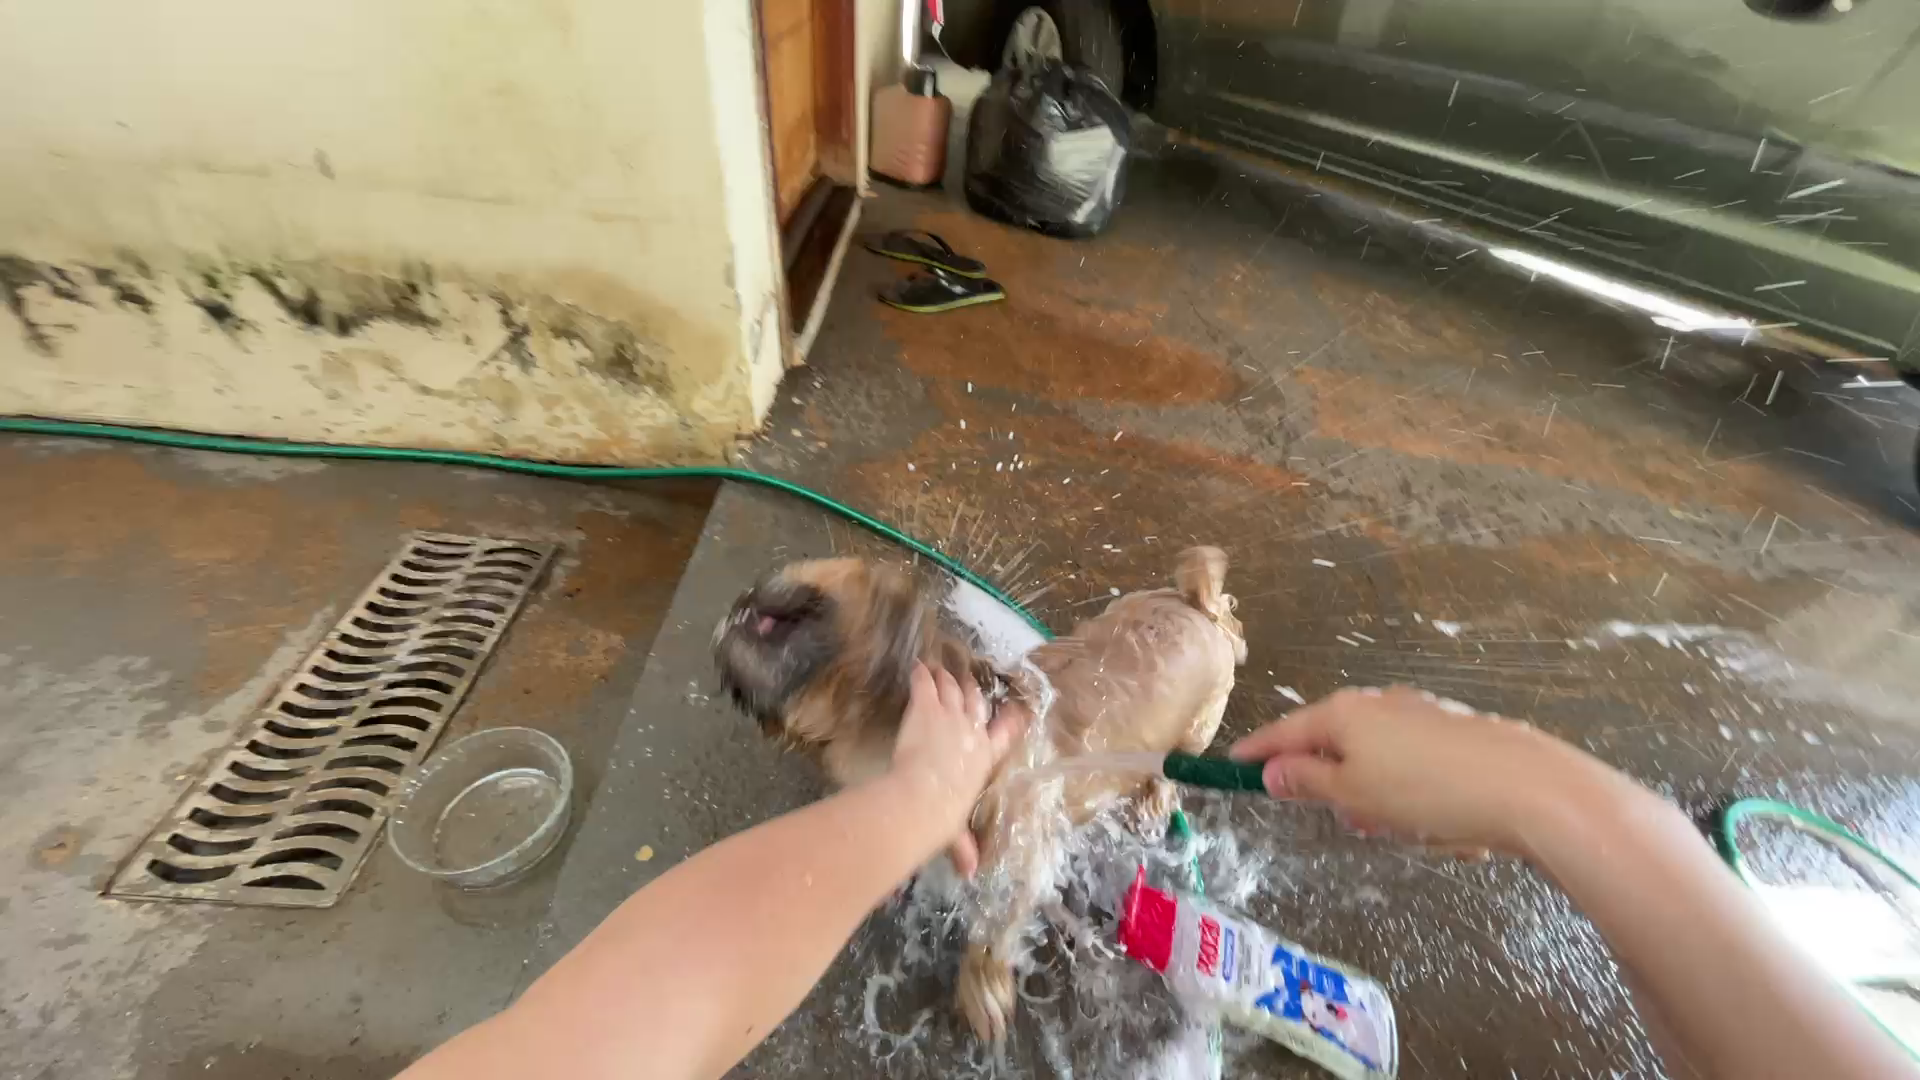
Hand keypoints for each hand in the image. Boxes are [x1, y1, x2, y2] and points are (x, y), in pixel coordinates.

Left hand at [890, 662, 1024, 875]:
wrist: (922, 798)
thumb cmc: (943, 816)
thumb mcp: (957, 831)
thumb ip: (964, 846)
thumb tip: (971, 873)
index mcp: (985, 758)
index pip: (1005, 734)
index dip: (1011, 718)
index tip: (1017, 706)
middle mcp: (972, 732)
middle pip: (976, 702)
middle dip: (972, 689)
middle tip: (969, 679)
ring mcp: (949, 716)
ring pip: (952, 688)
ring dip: (947, 678)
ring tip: (942, 669)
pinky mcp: (925, 707)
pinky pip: (925, 684)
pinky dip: (921, 673)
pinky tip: (917, 665)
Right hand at [1228, 685, 1621, 855]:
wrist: (1535, 789)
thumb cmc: (1427, 792)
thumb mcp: (1353, 795)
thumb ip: (1305, 780)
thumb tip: (1271, 771)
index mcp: (1341, 714)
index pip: (1282, 732)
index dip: (1256, 752)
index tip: (1230, 765)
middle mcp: (1375, 703)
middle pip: (1331, 743)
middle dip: (1333, 783)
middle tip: (1352, 821)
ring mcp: (1418, 712)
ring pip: (1374, 756)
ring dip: (1376, 792)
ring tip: (1407, 829)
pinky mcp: (1456, 730)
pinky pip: (1414, 763)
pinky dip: (1413, 789)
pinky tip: (1443, 820)